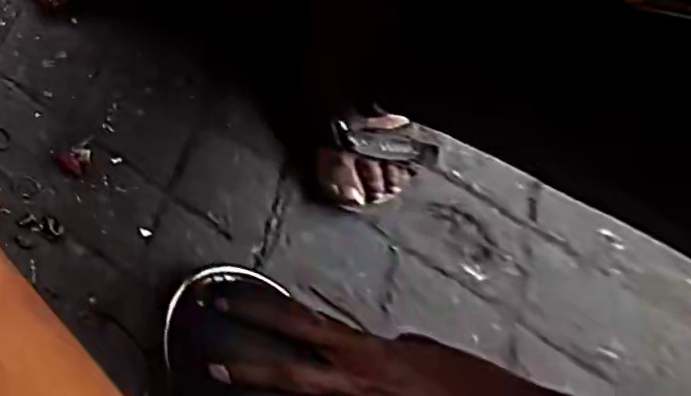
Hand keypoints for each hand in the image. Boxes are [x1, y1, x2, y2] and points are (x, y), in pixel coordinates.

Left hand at [214, 292, 558, 395]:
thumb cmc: (478, 383)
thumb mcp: (424, 352)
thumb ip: (385, 344)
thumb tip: (375, 341)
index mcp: (364, 349)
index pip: (293, 320)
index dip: (253, 310)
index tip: (220, 303)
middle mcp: (360, 380)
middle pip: (292, 373)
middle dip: (249, 371)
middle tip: (213, 366)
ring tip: (241, 391)